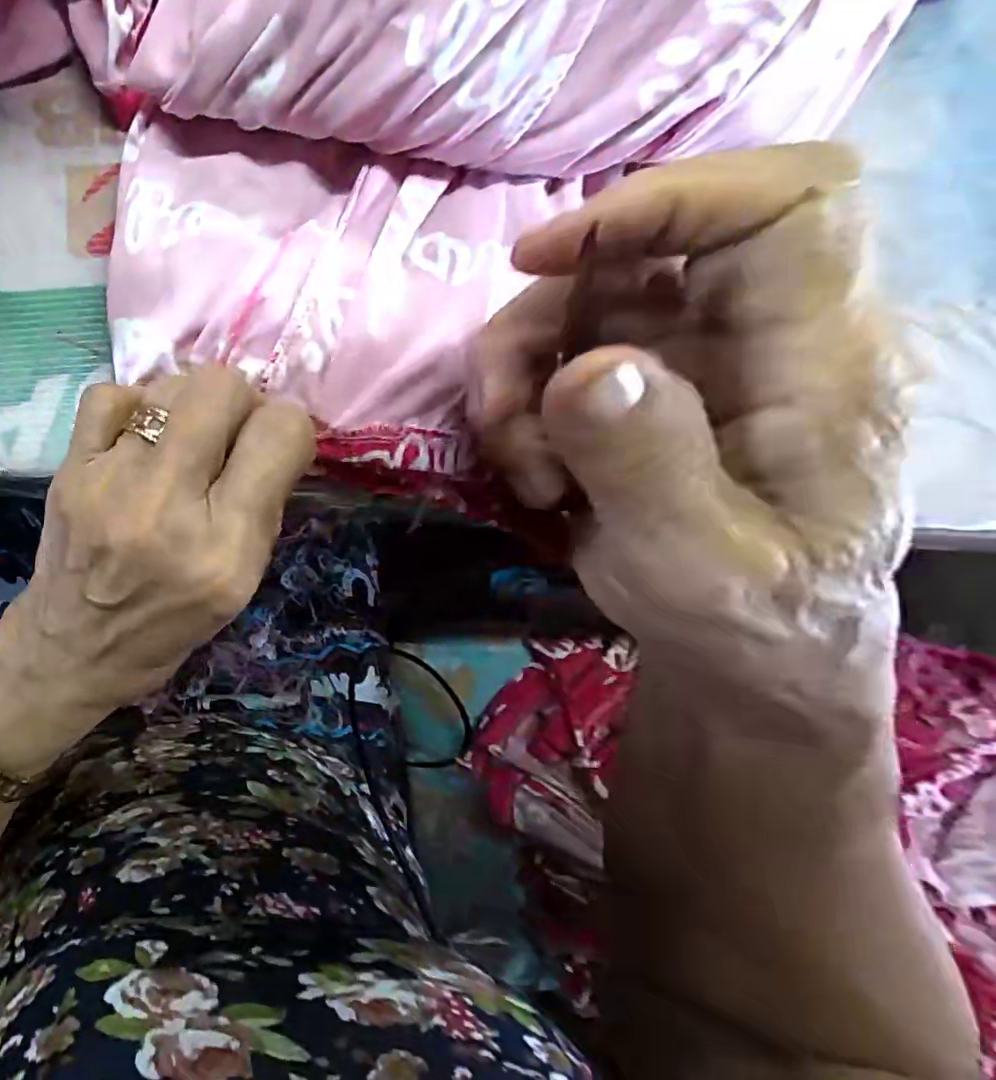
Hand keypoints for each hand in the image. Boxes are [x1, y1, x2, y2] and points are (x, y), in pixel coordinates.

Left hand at [0, 367, 316, 778]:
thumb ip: (260, 507)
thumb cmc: (162, 629)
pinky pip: (108, 396)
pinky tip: (134, 436)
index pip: (281, 432)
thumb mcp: (237, 587)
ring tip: (178, 440)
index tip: (270, 444)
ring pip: (168, 385)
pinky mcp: (69, 472)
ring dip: (187, 404)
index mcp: (224, 548)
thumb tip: (269, 430)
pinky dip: (130, 405)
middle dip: (238, 401)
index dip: (286, 427)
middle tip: (226, 433)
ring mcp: (110, 482)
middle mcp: (166, 505)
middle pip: (221, 387)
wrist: (70, 648)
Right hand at [472, 144, 907, 752]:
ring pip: (568, 313)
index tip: (538, 258)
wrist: (740, 650)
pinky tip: (528, 473)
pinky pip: (545, 364)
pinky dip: (513, 412)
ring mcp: (680, 364)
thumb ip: (644, 463)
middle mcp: (747, 338)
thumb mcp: (693, 558)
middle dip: (535, 329)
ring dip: (510, 384)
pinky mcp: (626, 395)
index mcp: (812, 357)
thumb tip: (582, 370)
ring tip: (520, 470)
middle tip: (501, 417)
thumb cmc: (745, 612)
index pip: (777, 204)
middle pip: (628, 260)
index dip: (658, 200)